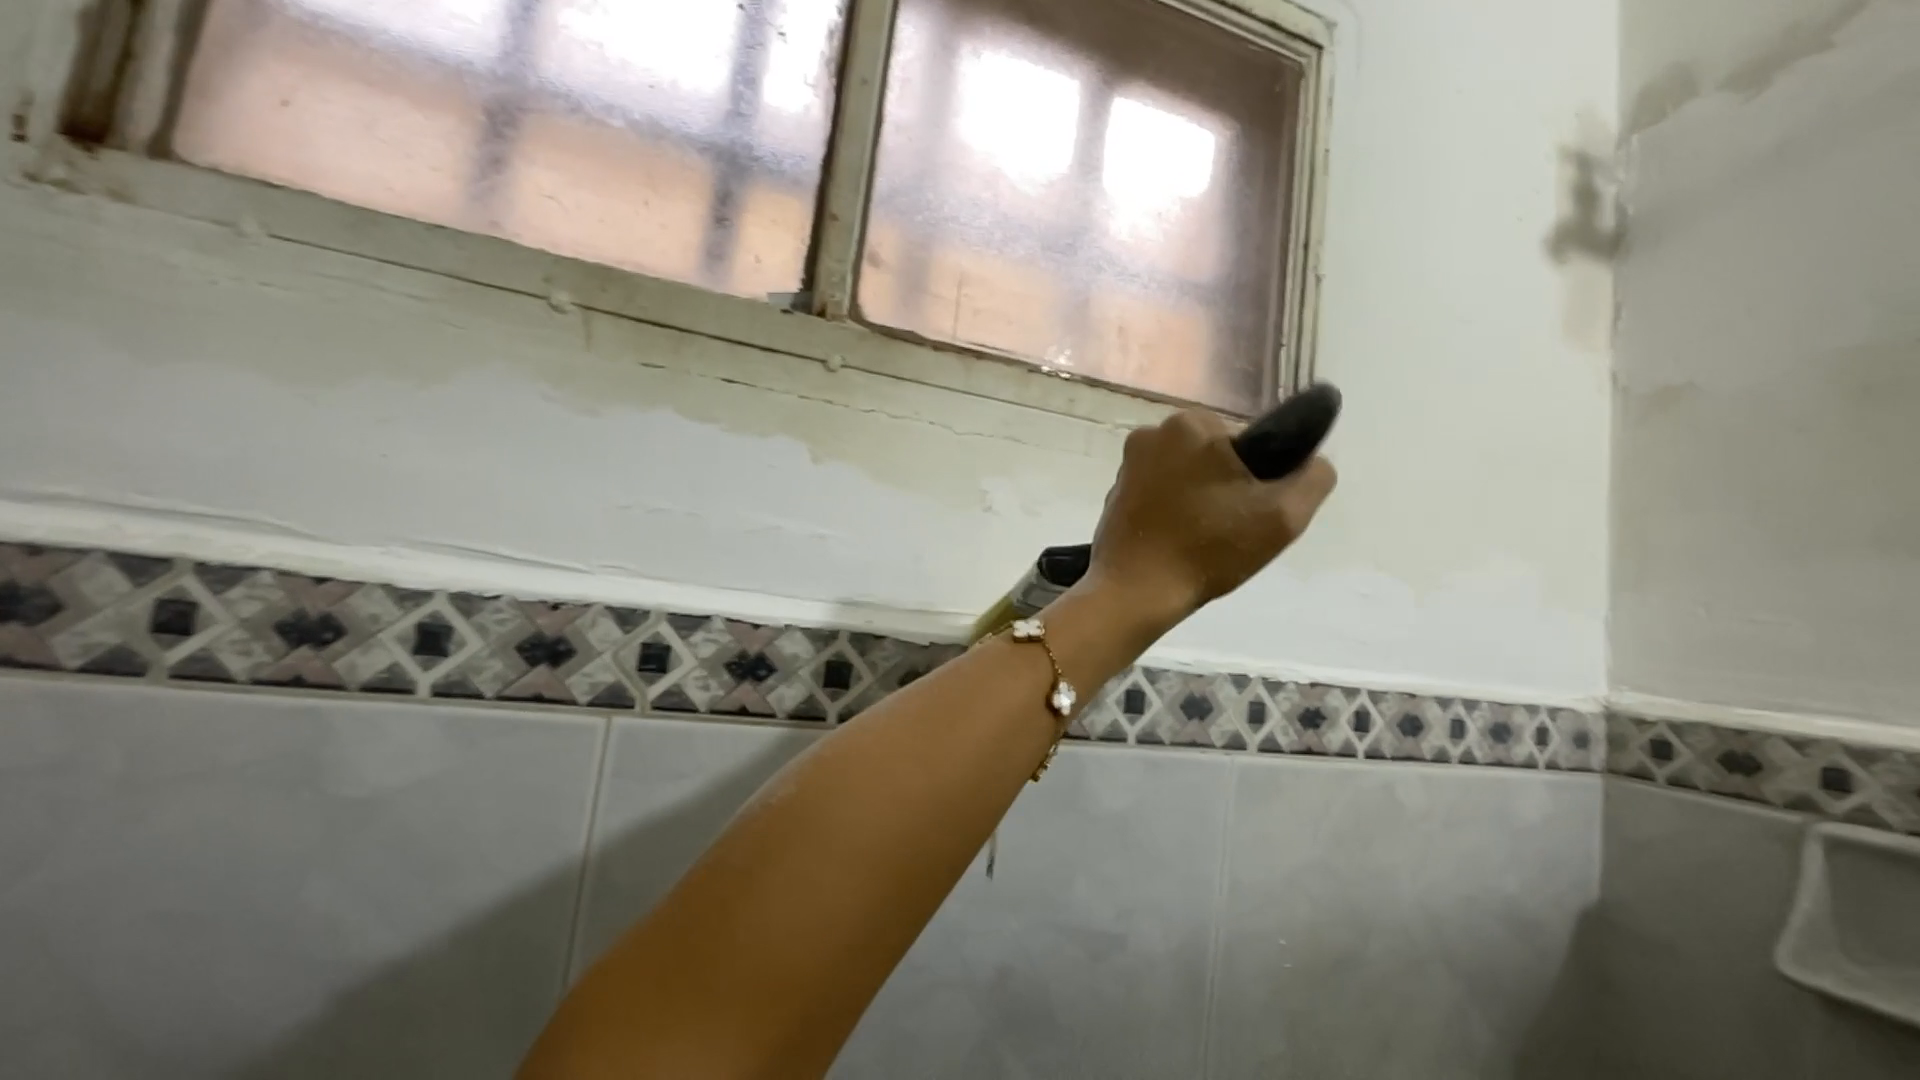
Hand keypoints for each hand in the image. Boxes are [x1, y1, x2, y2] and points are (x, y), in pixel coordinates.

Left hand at [1086, 408, 1336, 626]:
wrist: (1137, 591)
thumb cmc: (1209, 549)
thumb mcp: (1283, 517)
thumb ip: (1312, 478)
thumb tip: (1311, 460)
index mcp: (1190, 423)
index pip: (1244, 440)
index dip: (1257, 475)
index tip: (1253, 510)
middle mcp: (1152, 433)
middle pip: (1211, 456)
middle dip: (1225, 485)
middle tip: (1231, 529)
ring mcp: (1127, 464)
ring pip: (1184, 474)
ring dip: (1197, 498)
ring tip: (1202, 539)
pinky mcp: (1113, 493)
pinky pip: (1158, 493)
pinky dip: (1171, 511)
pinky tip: (1176, 540)